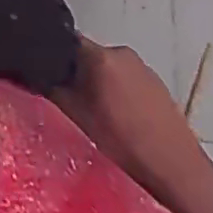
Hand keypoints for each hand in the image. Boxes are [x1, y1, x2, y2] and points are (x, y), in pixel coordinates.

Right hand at [51, 39, 193, 183]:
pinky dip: (117, 92)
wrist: (175, 169)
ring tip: (94, 118)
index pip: (67, 43)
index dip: (53, 58)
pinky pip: (126, 79)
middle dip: (75, 75)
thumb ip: (56, 91)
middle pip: (88, 55)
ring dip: (97, 85)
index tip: (45, 78)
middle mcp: (122, 52)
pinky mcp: (156, 82)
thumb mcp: (78, 120)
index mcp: (102, 57)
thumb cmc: (122, 146)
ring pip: (108, 68)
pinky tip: (119, 122)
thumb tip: (37, 75)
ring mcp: (142, 66)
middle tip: (67, 104)